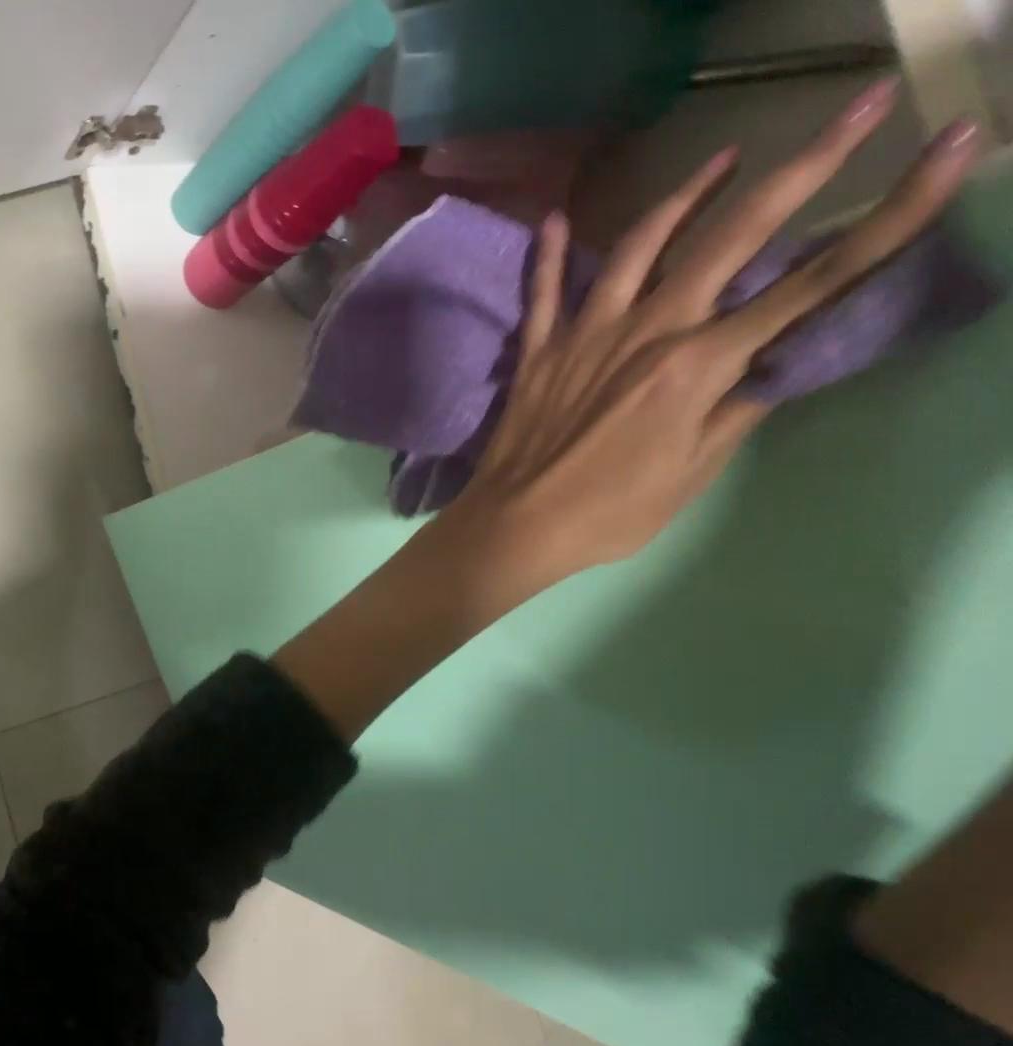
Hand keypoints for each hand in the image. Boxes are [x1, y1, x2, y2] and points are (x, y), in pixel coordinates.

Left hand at [446, 78, 983, 591]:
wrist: (516, 523)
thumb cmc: (612, 511)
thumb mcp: (696, 469)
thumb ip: (736, 407)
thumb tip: (772, 361)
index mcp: (698, 363)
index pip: (811, 281)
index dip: (888, 215)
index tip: (943, 152)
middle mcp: (646, 330)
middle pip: (732, 236)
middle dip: (803, 167)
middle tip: (855, 110)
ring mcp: (585, 332)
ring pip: (637, 246)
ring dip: (683, 197)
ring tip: (721, 159)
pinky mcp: (538, 347)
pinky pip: (543, 290)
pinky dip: (547, 255)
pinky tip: (552, 220)